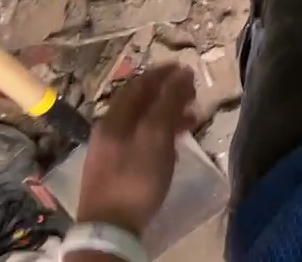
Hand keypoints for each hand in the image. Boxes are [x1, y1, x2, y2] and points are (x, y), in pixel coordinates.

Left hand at [74, 64, 196, 232]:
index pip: (140, 83)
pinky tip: (172, 145)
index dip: (165, 73)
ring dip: (166, 115)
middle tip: (192, 95)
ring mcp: (108, 150)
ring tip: (190, 119)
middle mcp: (108, 128)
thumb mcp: (157, 136)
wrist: (108, 231)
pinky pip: (138, 141)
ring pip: (141, 122)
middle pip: (140, 102)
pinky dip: (157, 135)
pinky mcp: (113, 170)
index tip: (188, 70)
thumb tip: (183, 72)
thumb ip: (170, 102)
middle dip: (168, 94)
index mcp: (115, 116)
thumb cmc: (136, 178)